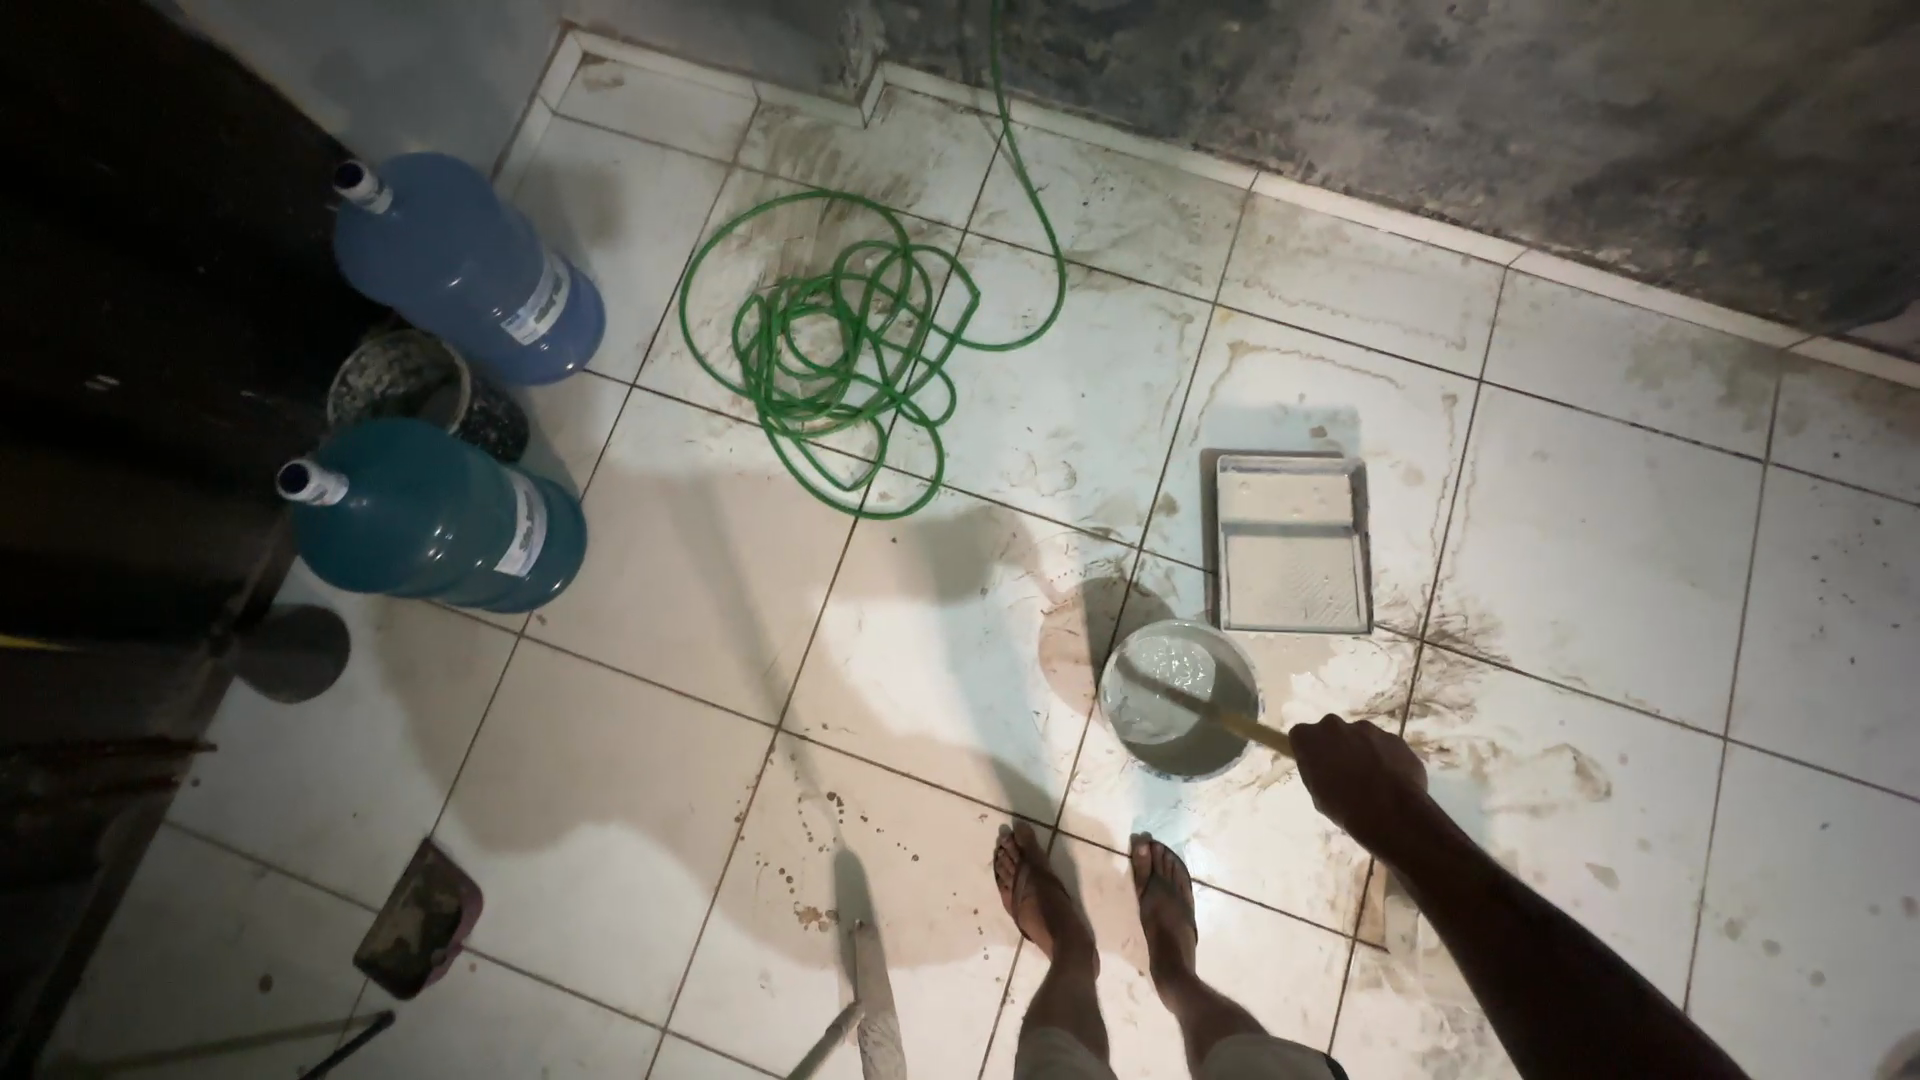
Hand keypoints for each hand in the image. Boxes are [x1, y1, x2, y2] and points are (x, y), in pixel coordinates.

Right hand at [1291, 714, 1432, 856]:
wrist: (1392, 814)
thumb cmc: (1344, 807)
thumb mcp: (1316, 793)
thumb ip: (1316, 771)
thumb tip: (1323, 768)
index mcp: (1308, 737)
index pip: (1301, 736)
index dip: (1310, 751)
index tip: (1317, 767)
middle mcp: (1334, 725)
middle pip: (1331, 731)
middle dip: (1336, 747)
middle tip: (1344, 772)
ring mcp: (1367, 729)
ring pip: (1360, 737)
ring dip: (1362, 751)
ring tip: (1372, 779)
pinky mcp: (1394, 738)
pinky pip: (1384, 746)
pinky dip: (1385, 758)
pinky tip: (1391, 780)